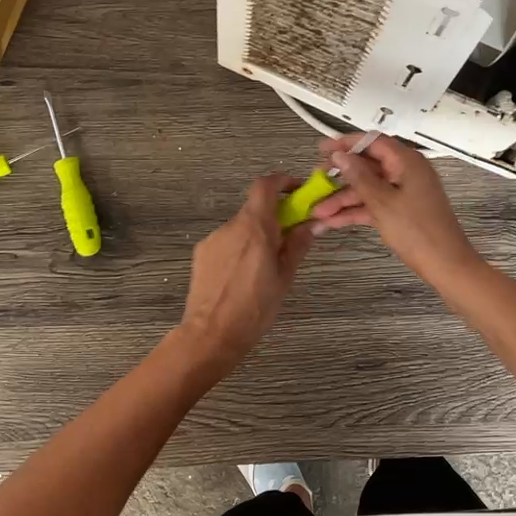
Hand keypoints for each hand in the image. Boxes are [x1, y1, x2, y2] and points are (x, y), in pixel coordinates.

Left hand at [177, 174, 314, 364]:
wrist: (211, 335)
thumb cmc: (255, 308)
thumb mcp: (284, 278)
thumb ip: (297, 245)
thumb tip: (314, 223)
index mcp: (256, 227)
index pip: (265, 185)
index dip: (282, 181)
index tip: (297, 192)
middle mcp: (232, 225)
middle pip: (255, 208)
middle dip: (273, 217)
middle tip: (287, 238)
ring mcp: (214, 238)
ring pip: (241, 227)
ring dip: (255, 236)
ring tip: (263, 267)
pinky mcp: (201, 252)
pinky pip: (226, 241)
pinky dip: (239, 249)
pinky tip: (242, 277)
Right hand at [309, 135, 483, 283]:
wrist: (447, 266)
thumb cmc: (417, 231)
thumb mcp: (382, 203)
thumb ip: (359, 176)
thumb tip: (340, 155)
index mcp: (406, 161)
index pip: (372, 141)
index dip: (345, 144)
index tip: (322, 150)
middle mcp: (405, 171)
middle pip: (367, 166)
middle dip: (340, 177)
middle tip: (316, 182)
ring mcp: (404, 191)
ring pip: (368, 188)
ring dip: (343, 199)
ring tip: (317, 211)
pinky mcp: (402, 210)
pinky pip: (374, 204)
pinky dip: (356, 211)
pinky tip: (332, 222)